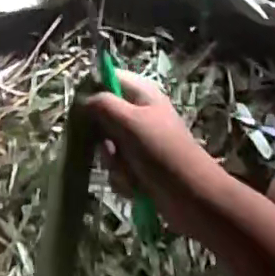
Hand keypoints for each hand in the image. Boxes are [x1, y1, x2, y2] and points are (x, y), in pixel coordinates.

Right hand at [84, 71, 229, 238]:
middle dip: (102, 136)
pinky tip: (134, 186)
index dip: (91, 90)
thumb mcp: (129, 122)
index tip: (80, 110)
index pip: (107, 77)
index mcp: (142, 92)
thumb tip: (82, 101)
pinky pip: (117, 166)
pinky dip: (122, 177)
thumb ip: (102, 105)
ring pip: (108, 144)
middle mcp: (140, 112)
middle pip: (103, 114)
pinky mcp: (141, 165)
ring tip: (128, 171)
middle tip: (110, 147)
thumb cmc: (162, 152)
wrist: (194, 198)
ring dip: (113, 161)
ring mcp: (140, 140)